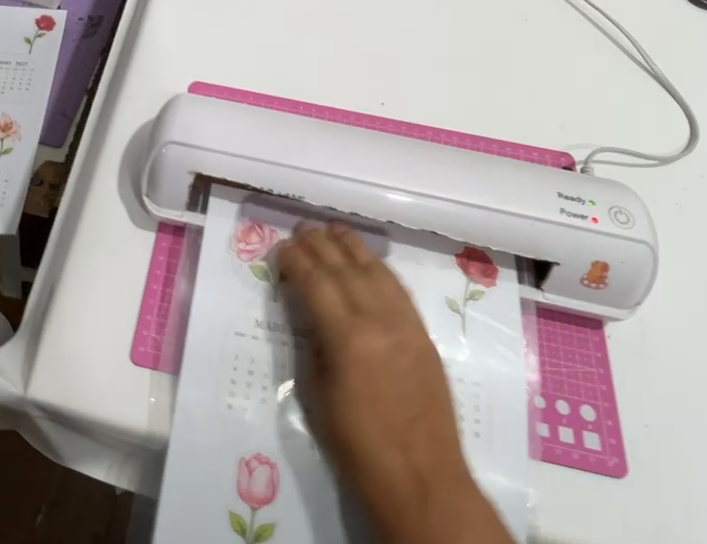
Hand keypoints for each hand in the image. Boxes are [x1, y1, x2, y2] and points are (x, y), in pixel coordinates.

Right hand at [278, 223, 509, 543]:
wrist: (421, 478)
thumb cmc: (357, 447)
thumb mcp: (317, 396)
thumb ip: (313, 346)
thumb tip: (309, 315)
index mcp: (347, 338)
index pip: (316, 283)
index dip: (297, 261)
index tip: (282, 247)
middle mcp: (379, 321)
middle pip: (346, 269)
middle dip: (321, 245)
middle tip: (302, 228)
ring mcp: (406, 325)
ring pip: (376, 271)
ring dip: (353, 247)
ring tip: (334, 229)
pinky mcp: (424, 335)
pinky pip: (400, 289)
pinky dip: (381, 269)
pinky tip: (369, 261)